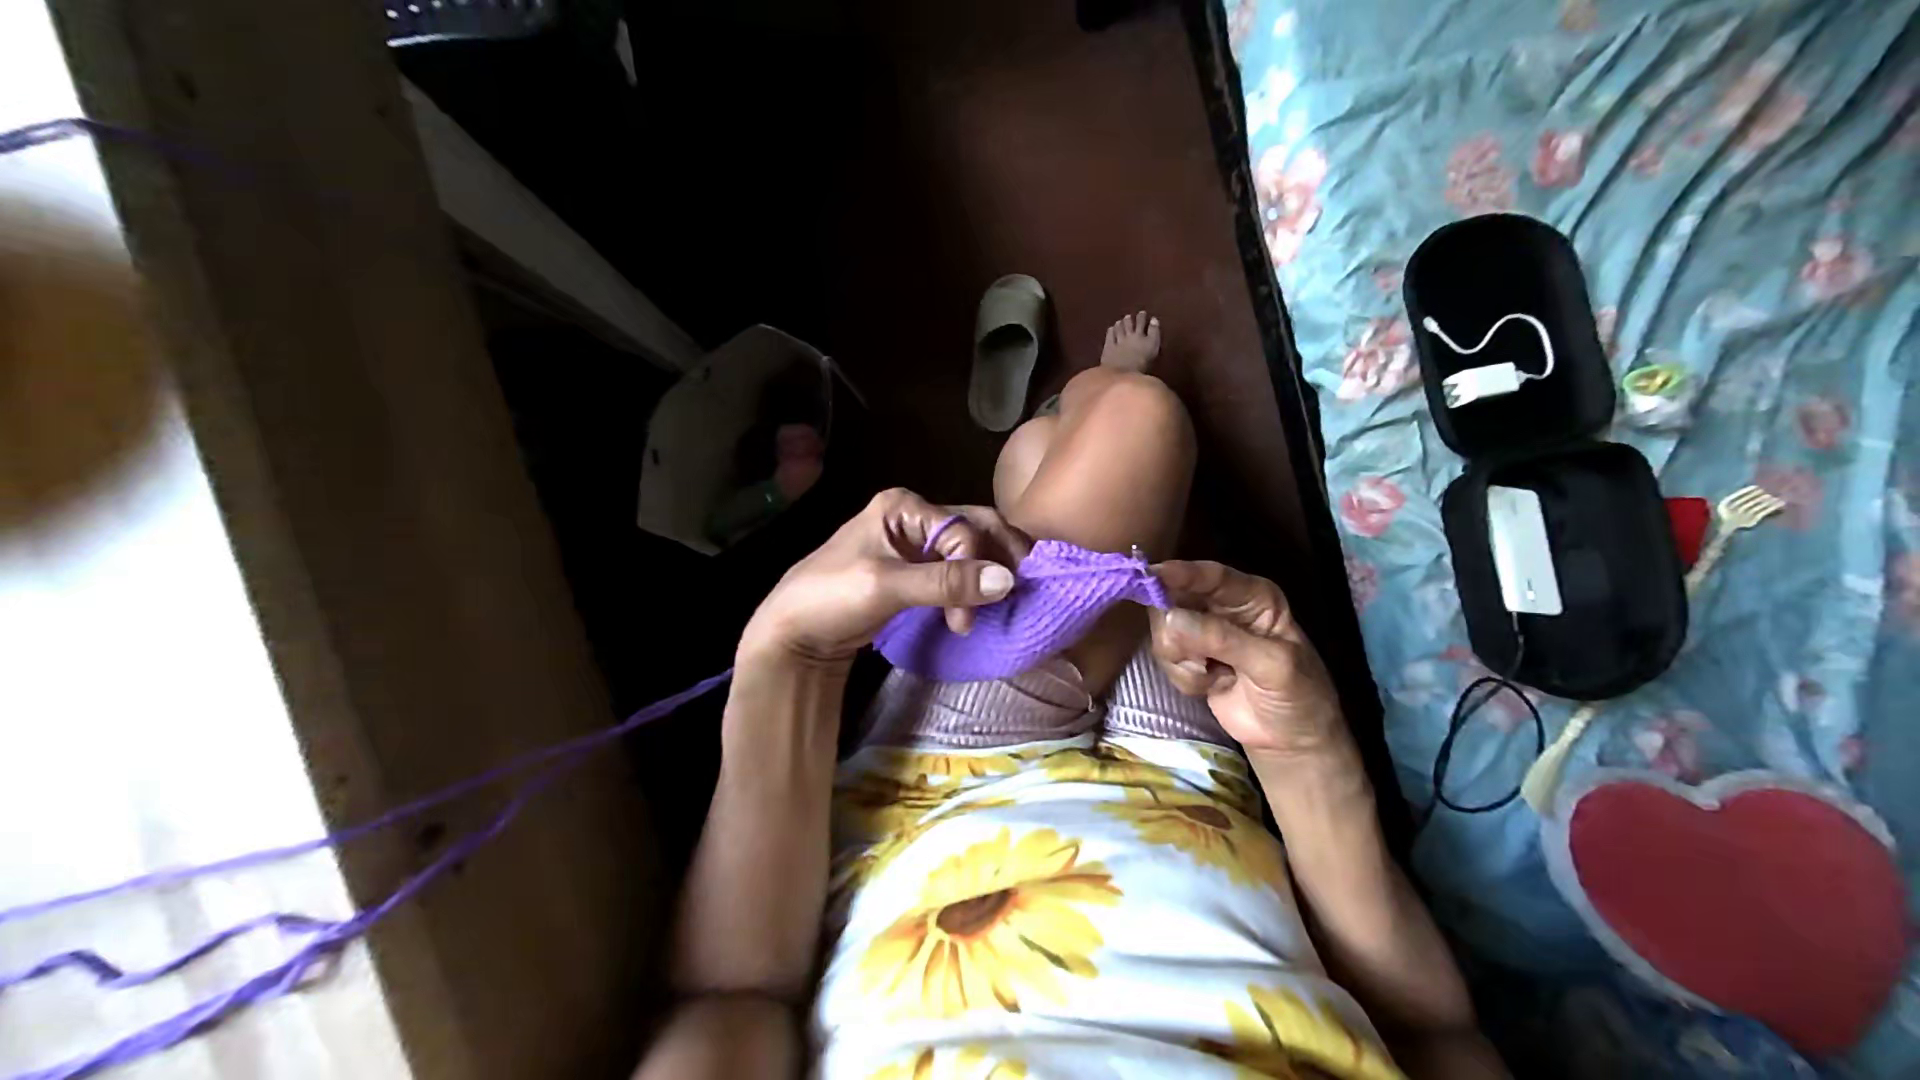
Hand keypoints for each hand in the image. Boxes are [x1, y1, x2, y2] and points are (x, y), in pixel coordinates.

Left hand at [738, 488, 1029, 669]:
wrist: (794, 634)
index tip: (965, 620)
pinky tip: (985, 601)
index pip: (961, 529)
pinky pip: (956, 569)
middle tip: (1023, 589)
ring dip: (989, 572)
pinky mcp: (916, 569)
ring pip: (970, 548)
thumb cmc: (831, 598)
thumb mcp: (887, 587)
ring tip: (1006, 600)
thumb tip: (1006, 581)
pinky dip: (974, 584)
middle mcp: (914, 516)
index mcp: (903, 506)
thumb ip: (946, 583)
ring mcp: (915, 542)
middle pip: (975, 528)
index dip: (974, 570)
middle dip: (1000, 557)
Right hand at [1148, 560, 1346, 762]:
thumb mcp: (1271, 665)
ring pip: (1164, 630)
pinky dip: (1184, 676)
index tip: (1150, 576)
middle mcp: (1222, 606)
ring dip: (1184, 659)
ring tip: (1215, 675)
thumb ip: (1223, 639)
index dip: (1180, 573)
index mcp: (1252, 596)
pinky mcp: (1187, 657)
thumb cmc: (1298, 697)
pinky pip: (1165, 657)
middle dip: (1176, 629)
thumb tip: (1170, 618)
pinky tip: (1211, 684)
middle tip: (1196, 657)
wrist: (1291, 743)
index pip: (1211, 576)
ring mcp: (1201, 631)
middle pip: (1174, 598)